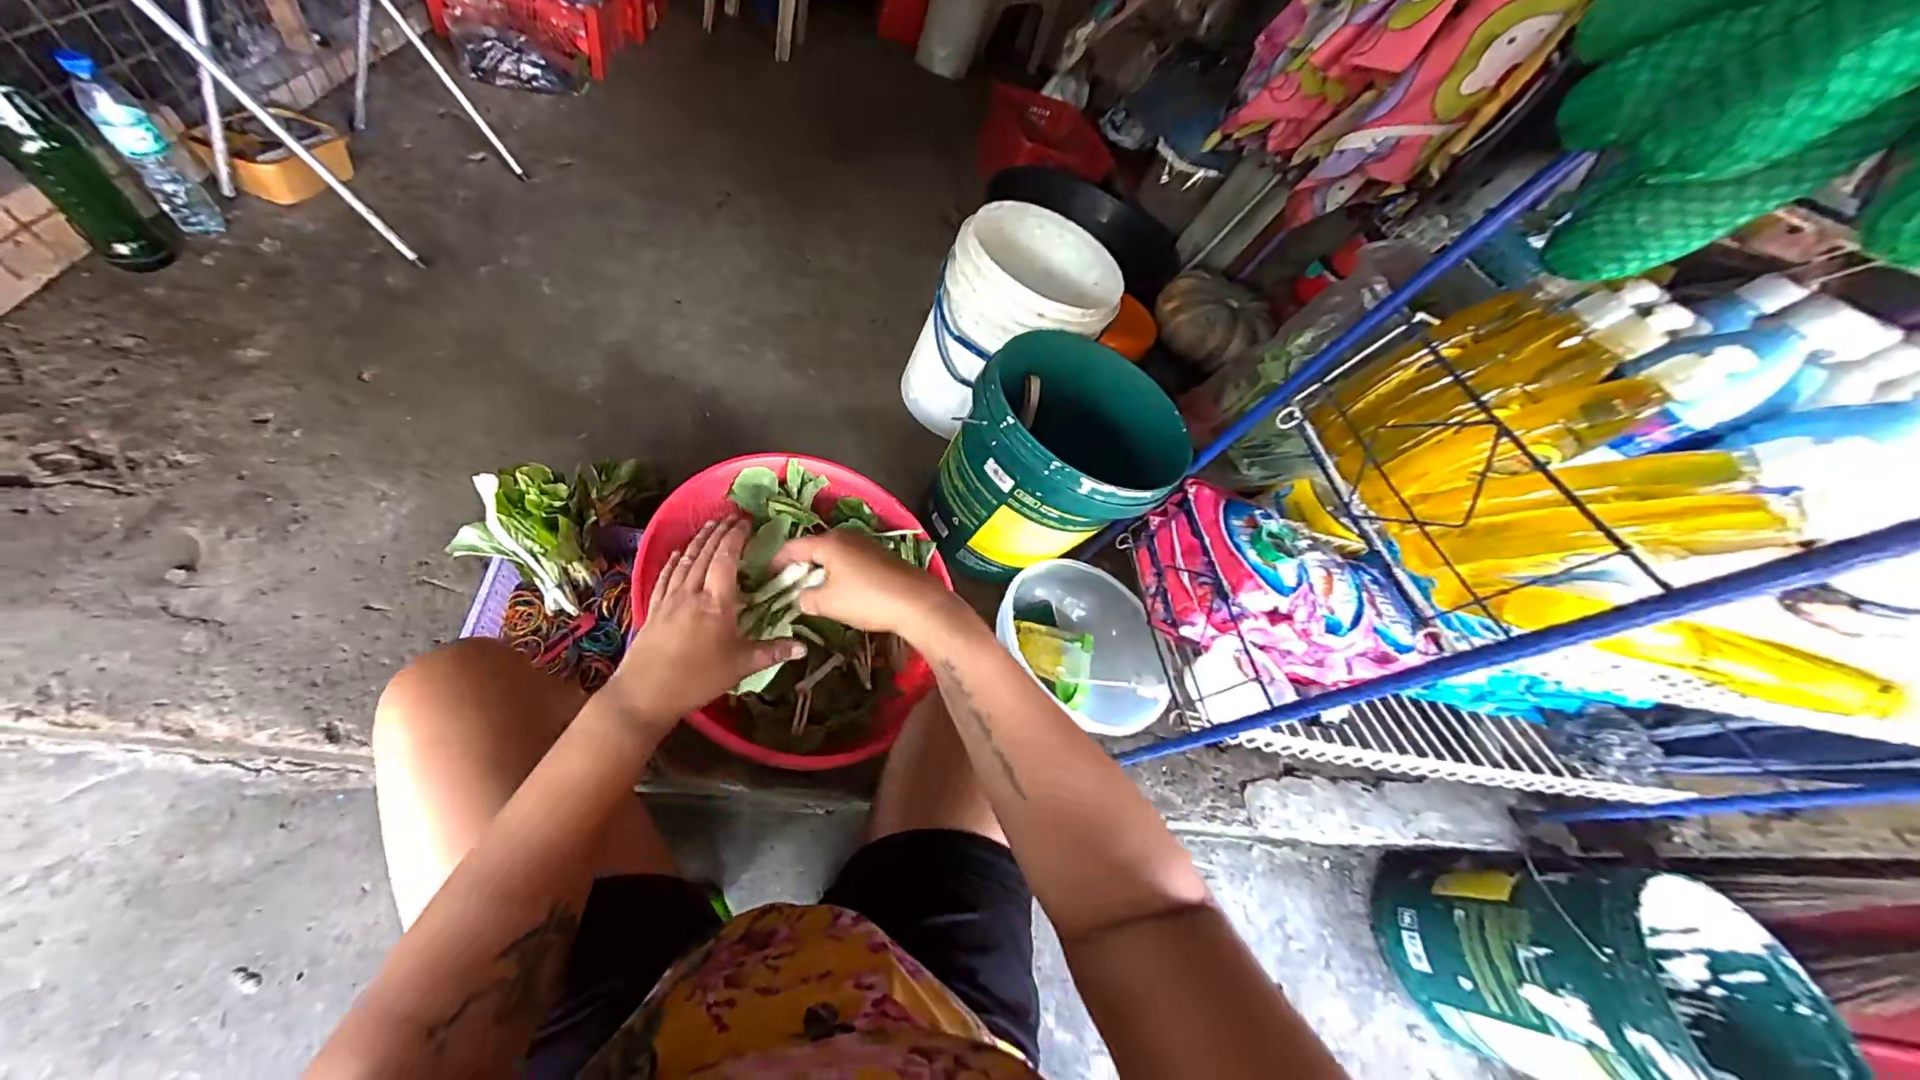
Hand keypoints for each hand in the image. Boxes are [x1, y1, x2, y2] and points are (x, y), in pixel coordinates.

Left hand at [607, 518, 806, 724]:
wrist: (644, 694)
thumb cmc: (697, 679)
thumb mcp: (741, 666)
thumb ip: (772, 652)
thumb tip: (804, 648)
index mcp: (717, 602)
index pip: (727, 559)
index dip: (736, 538)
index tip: (746, 523)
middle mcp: (692, 593)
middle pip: (705, 554)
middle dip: (719, 532)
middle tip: (731, 517)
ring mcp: (670, 600)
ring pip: (685, 561)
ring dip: (698, 541)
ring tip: (709, 525)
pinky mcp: (654, 609)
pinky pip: (665, 577)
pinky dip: (674, 561)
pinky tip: (678, 554)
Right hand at [771, 529, 959, 638]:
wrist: (916, 602)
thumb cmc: (867, 599)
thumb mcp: (826, 603)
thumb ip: (805, 598)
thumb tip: (801, 596)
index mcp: (828, 542)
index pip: (792, 546)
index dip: (776, 560)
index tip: (765, 574)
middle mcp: (847, 536)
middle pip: (815, 547)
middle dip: (800, 564)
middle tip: (788, 583)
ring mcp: (867, 544)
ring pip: (835, 554)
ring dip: (822, 569)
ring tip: (813, 588)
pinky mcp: (882, 556)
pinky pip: (852, 560)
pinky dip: (841, 571)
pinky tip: (842, 589)